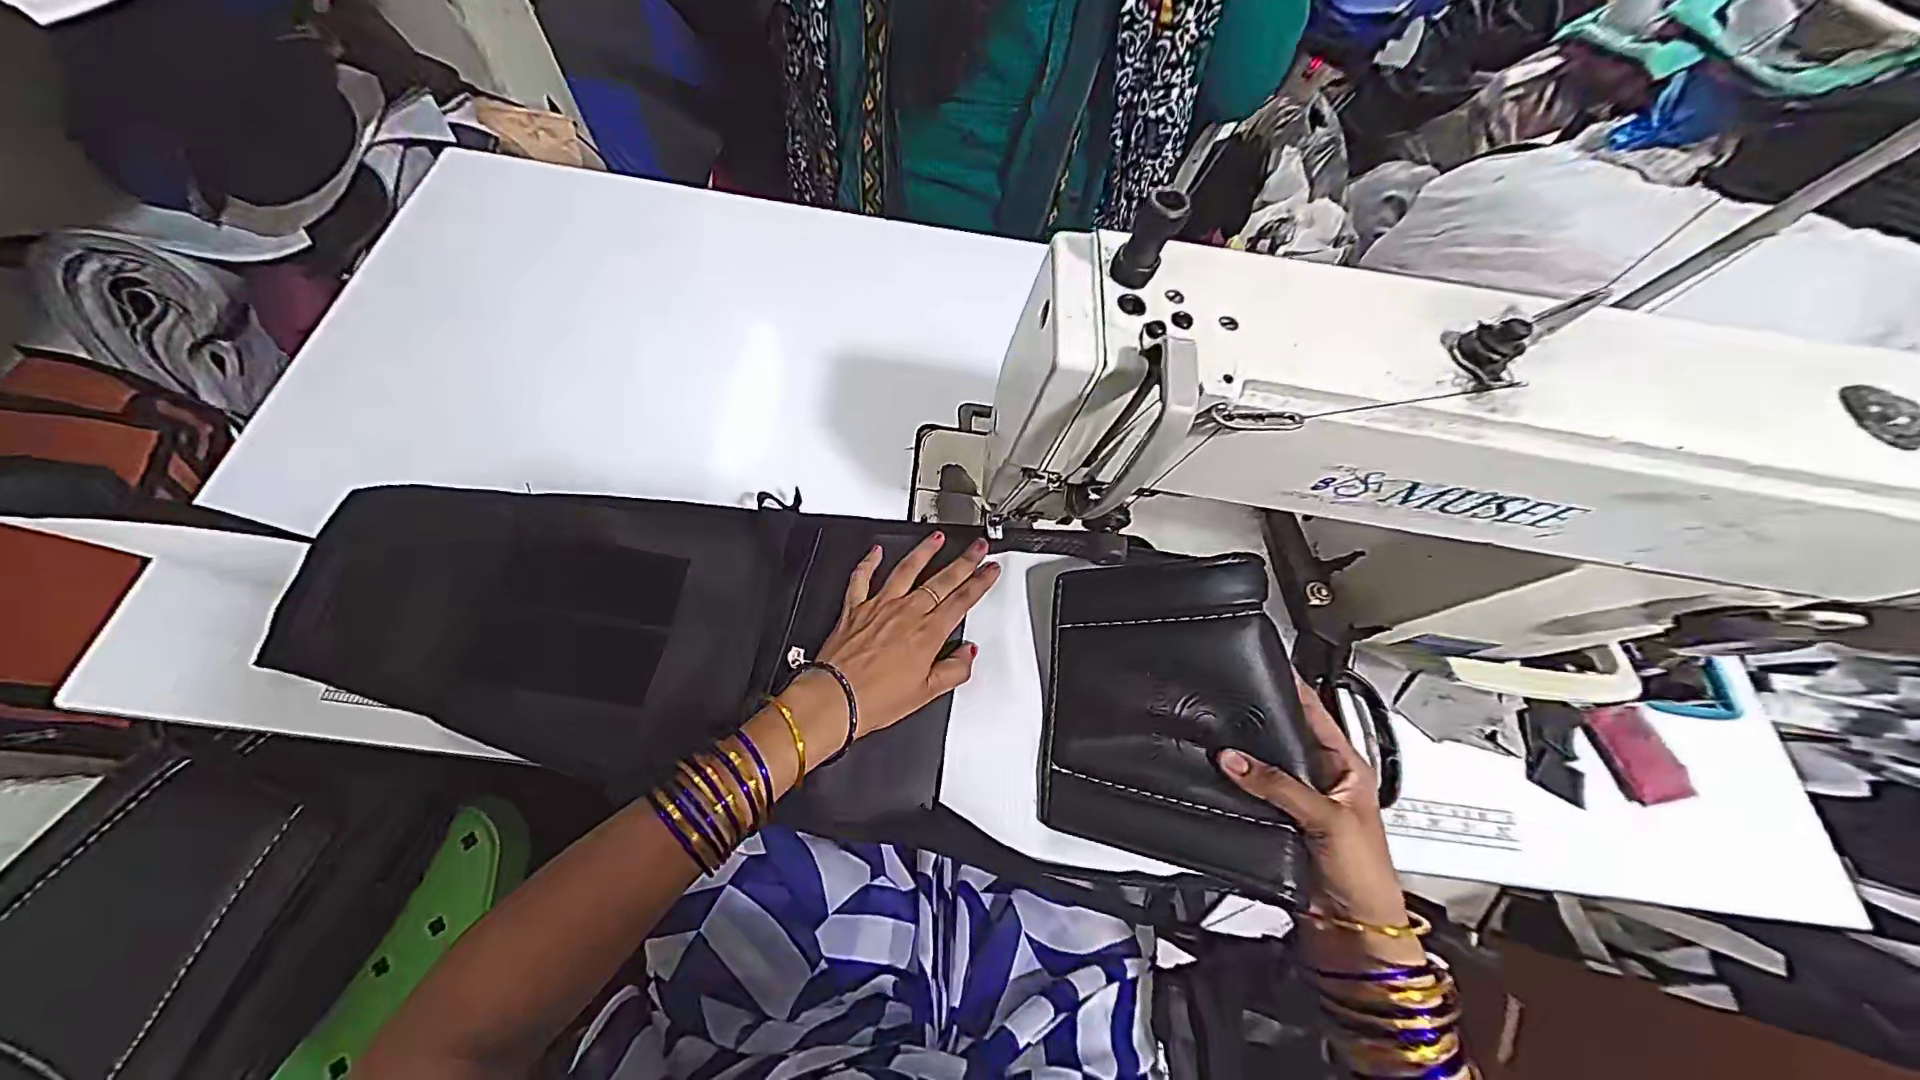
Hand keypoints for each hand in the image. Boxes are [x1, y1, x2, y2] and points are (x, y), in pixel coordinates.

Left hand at [788, 532, 1000, 755]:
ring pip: (907, 569)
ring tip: (936, 538)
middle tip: (978, 547)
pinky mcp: (855, 608)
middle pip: (942, 579)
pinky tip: (876, 551)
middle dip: (965, 560)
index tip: (990, 569)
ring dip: (924, 551)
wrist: (835, 698)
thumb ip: (954, 670)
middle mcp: (906, 613)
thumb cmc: (876, 698)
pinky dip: (869, 562)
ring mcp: (879, 606)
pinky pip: (862, 577)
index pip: (962, 600)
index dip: (980, 582)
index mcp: (927, 633)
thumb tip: (967, 654)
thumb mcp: (927, 693)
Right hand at [1218, 673, 1407, 930]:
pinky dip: (1239, 783)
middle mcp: (1324, 778)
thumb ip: (1280, 786)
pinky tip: (1223, 775)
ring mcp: (1302, 799)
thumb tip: (1235, 758)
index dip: (1294, 688)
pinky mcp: (1282, 820)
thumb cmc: (1368, 877)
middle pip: (1286, 736)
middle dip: (1261, 720)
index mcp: (1348, 766)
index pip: (1317, 713)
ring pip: (1267, 764)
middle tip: (1233, 698)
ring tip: (1221, 735)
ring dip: (1247, 755)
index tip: (1269, 665)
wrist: (1354, 930)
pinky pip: (1255, 791)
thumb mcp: (1327, 819)